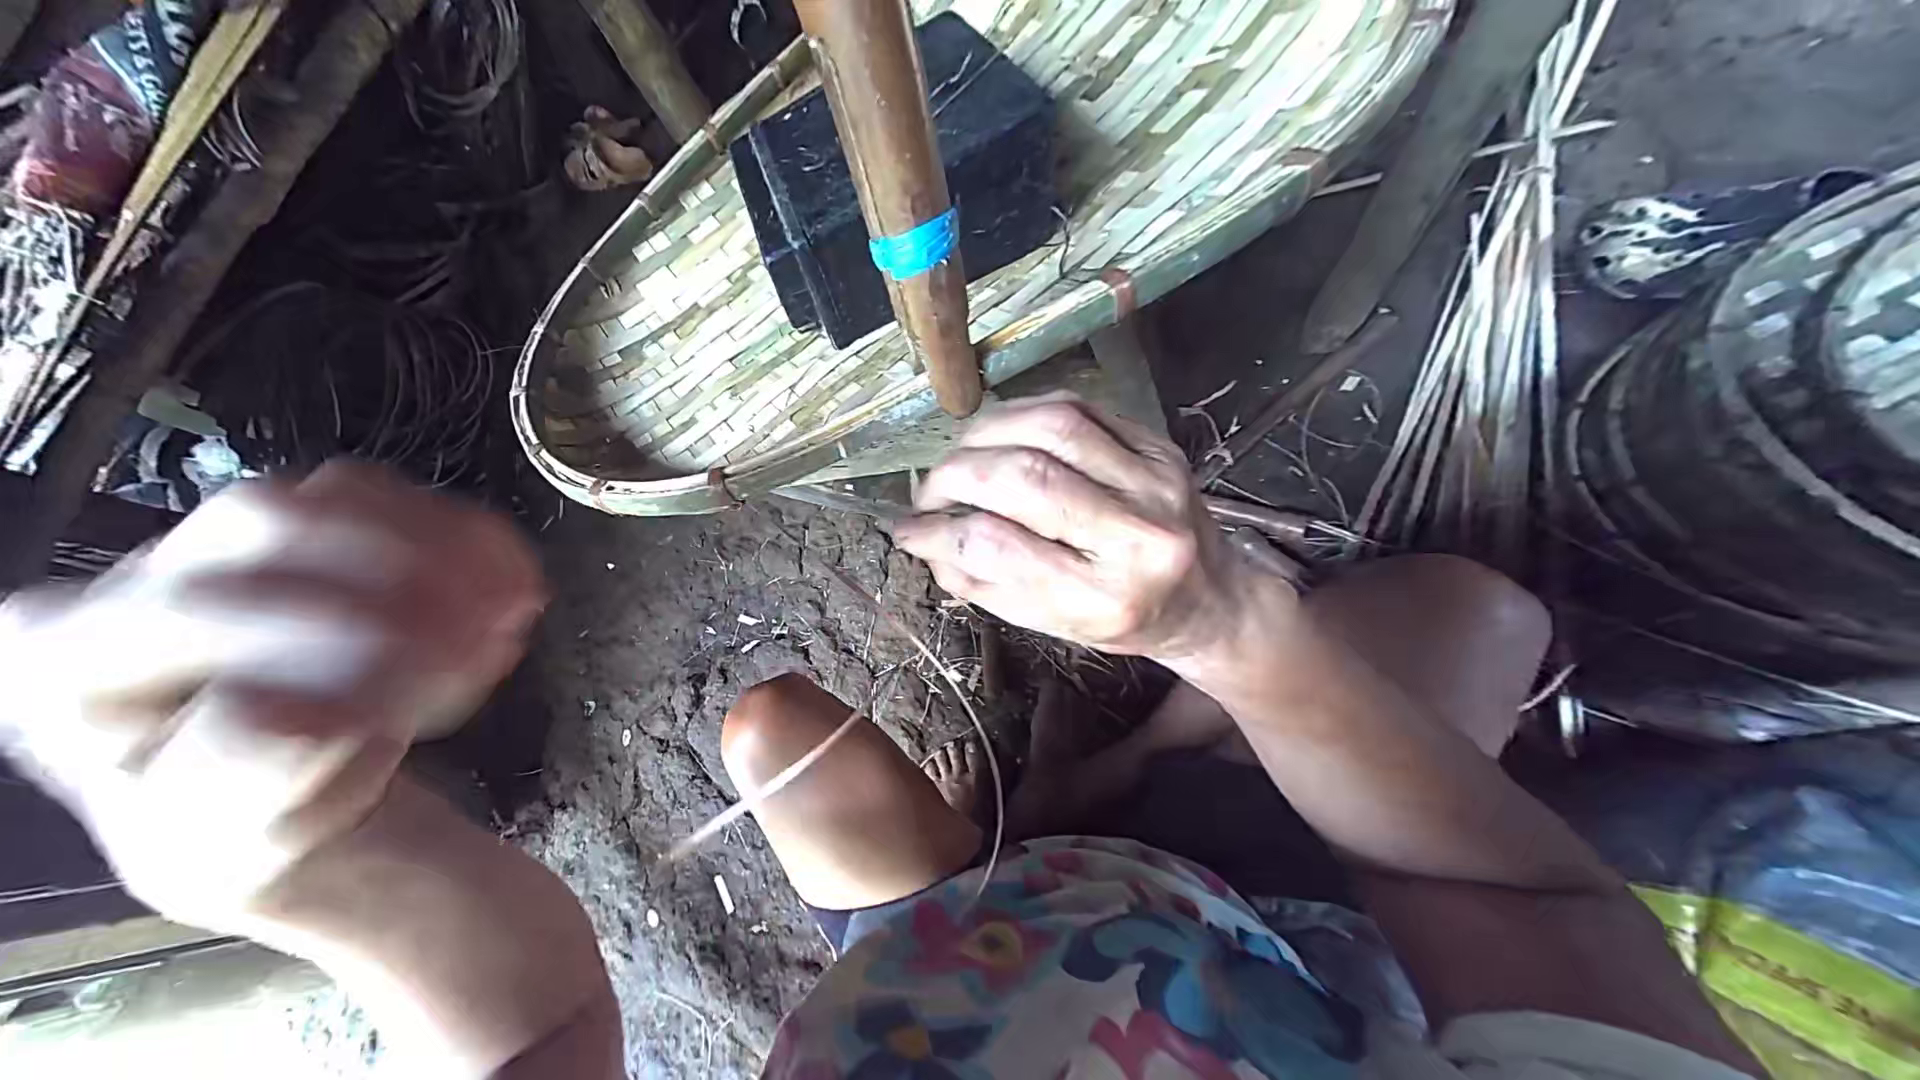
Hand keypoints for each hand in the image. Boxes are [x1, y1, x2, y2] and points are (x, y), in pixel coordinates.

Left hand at [0, 463, 544, 930]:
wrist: (309, 780)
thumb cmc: (256, 821)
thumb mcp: (236, 841)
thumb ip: (247, 786)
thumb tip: (302, 720)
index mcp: (74, 657)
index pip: (185, 611)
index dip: (316, 636)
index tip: (419, 690)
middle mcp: (152, 570)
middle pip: (270, 524)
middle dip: (400, 576)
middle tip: (484, 638)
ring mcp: (250, 534)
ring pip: (348, 495)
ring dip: (453, 550)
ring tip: (517, 614)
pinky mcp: (334, 519)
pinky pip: (412, 501)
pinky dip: (478, 537)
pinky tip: (518, 583)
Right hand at [893, 394, 1286, 659]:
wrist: (1211, 599)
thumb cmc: (1126, 622)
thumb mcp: (1053, 626)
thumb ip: (984, 585)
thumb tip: (923, 540)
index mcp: (1104, 598)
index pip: (996, 547)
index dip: (937, 532)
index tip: (908, 531)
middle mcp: (1135, 535)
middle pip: (1021, 476)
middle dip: (952, 476)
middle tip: (929, 492)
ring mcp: (1155, 481)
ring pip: (1049, 427)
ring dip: (982, 435)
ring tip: (958, 458)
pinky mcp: (1159, 445)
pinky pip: (1079, 407)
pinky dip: (1024, 413)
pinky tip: (1001, 434)